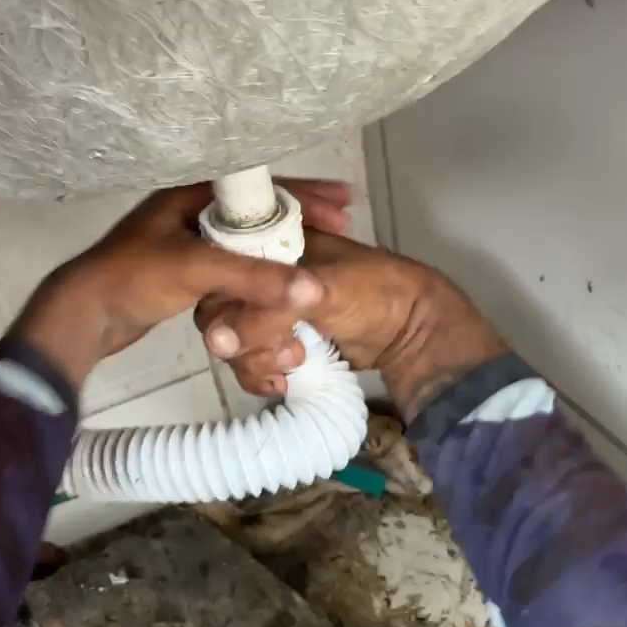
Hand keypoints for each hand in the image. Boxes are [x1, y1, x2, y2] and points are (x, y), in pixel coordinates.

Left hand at [11, 180, 356, 391]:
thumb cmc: (132, 278)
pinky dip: (256, 267)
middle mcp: (187, 210)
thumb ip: (253, 277)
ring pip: (243, 238)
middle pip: (255, 209)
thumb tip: (315, 289)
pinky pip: (230, 262)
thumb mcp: (195, 269)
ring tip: (320, 251)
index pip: (258, 185)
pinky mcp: (181, 269)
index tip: (344, 203)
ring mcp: (183, 240)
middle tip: (342, 225)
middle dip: (298, 216)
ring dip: (279, 243)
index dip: (302, 192)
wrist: (85, 314)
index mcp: (188, 194)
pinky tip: (279, 278)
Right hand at [193, 229, 505, 419]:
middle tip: (282, 348)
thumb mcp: (316, 294)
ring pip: (227, 339)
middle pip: (215, 309)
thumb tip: (214, 343)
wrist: (412, 330)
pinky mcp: (272, 341)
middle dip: (242, 337)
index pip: (217, 267)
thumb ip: (264, 314)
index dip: (224, 297)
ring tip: (294, 363)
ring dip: (254, 359)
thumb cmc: (370, 290)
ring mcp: (263, 310)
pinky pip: (245, 361)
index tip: (251, 320)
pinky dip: (259, 376)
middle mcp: (255, 275)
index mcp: (263, 244)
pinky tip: (283, 382)